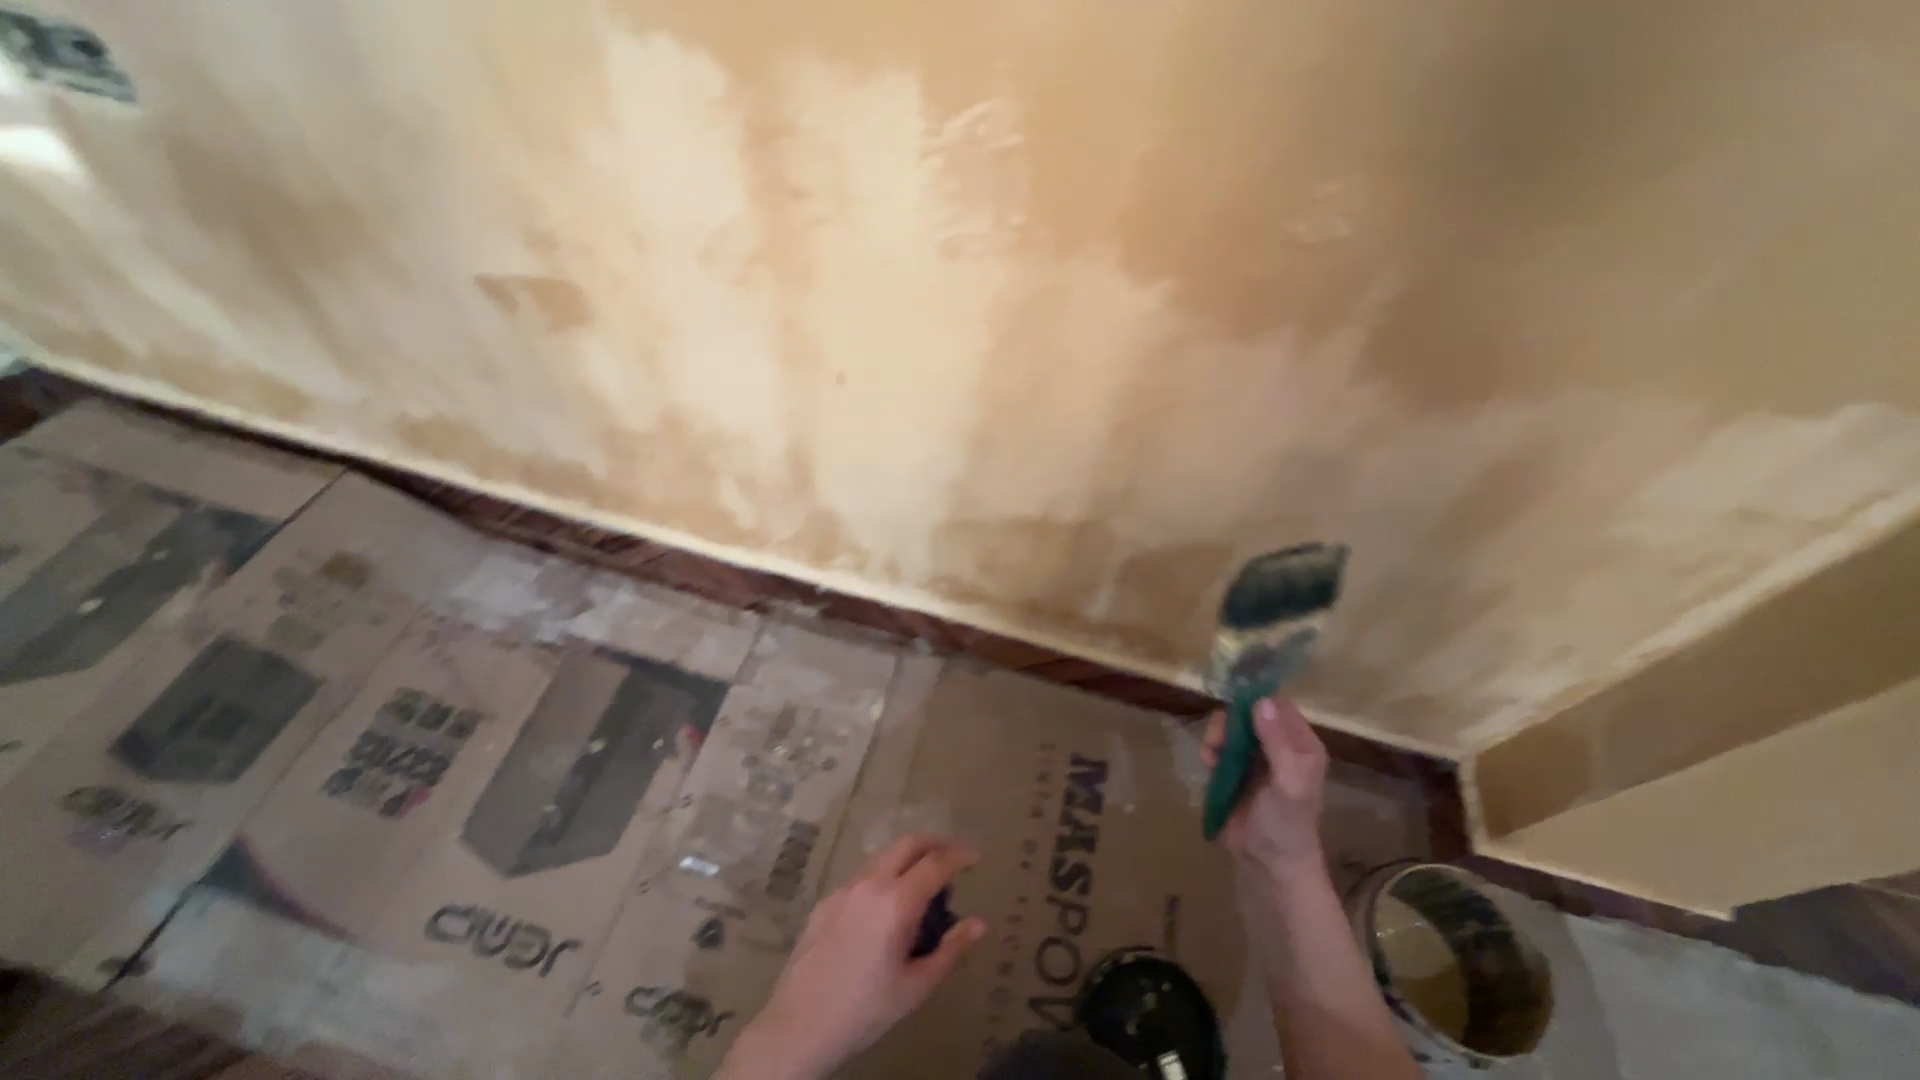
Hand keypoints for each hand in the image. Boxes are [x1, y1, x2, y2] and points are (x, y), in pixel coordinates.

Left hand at [720, 834, 987, 1079]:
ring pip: (881, 857)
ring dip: (907, 858)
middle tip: (953, 857)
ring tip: (922, 885)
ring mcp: (842, 890)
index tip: (976, 856)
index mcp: (897, 901)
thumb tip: (979, 923)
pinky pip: (861, 878)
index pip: (936, 863)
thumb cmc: (866, 1010)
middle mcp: (869, 884)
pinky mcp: (824, 903)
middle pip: (907, 844)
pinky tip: (885, 909)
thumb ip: (951, 950)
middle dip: (934, 843)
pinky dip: (883, 877)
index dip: (960, 855)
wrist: (800, 1026)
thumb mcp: (917, 986)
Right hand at [1202, 696, 1329, 879]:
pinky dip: (1211, 749)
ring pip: (1232, 727)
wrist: (1267, 862)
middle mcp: (1280, 745)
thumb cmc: (1286, 823)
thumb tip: (1261, 700)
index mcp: (1301, 744)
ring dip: (1218, 735)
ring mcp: (1256, 758)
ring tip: (1211, 754)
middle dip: (1231, 719)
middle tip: (1219, 738)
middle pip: (1250, 712)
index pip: (1278, 704)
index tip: (1232, 696)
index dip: (1255, 696)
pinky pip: (1220, 746)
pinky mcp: (1235, 770)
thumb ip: (1277, 742)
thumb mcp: (1289, 782)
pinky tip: (1208, 763)